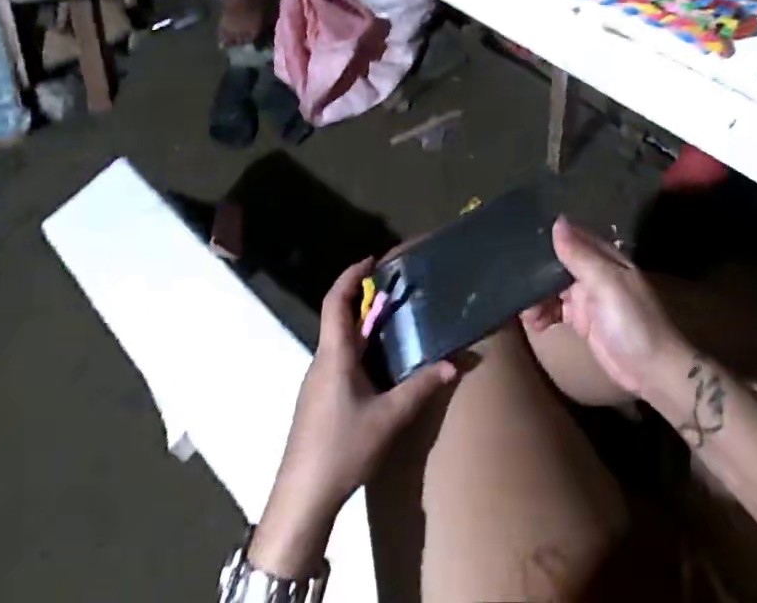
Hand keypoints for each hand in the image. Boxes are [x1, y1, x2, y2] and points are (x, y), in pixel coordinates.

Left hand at [250, 257, 456, 577]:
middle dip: (365, 297)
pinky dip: (362, 347)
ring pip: (341, 340)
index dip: (351, 275)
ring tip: (397, 321)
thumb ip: (421, 387)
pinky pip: (341, 359)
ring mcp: (318, 381)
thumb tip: (455, 363)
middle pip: (339, 317)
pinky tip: (383, 364)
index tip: (373, 259)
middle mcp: (322, 360)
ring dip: (364, 324)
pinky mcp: (320, 399)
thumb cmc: (342, 448)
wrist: (302, 496)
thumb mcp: (389, 418)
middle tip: (396, 288)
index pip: (335, 301)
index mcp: (334, 355)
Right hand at [521, 219, 691, 399]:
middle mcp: (594, 272)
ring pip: (553, 287)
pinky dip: (543, 314)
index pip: (572, 237)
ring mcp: (588, 297)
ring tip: (526, 312)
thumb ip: (580, 255)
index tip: (518, 238)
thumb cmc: (632, 322)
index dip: (547, 237)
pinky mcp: (582, 320)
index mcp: (604, 257)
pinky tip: (535, 324)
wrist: (652, 371)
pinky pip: (556, 309)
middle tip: (514, 281)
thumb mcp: (606, 284)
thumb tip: (557, 221)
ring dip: (537, 296)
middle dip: (536, 271)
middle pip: (558, 263)